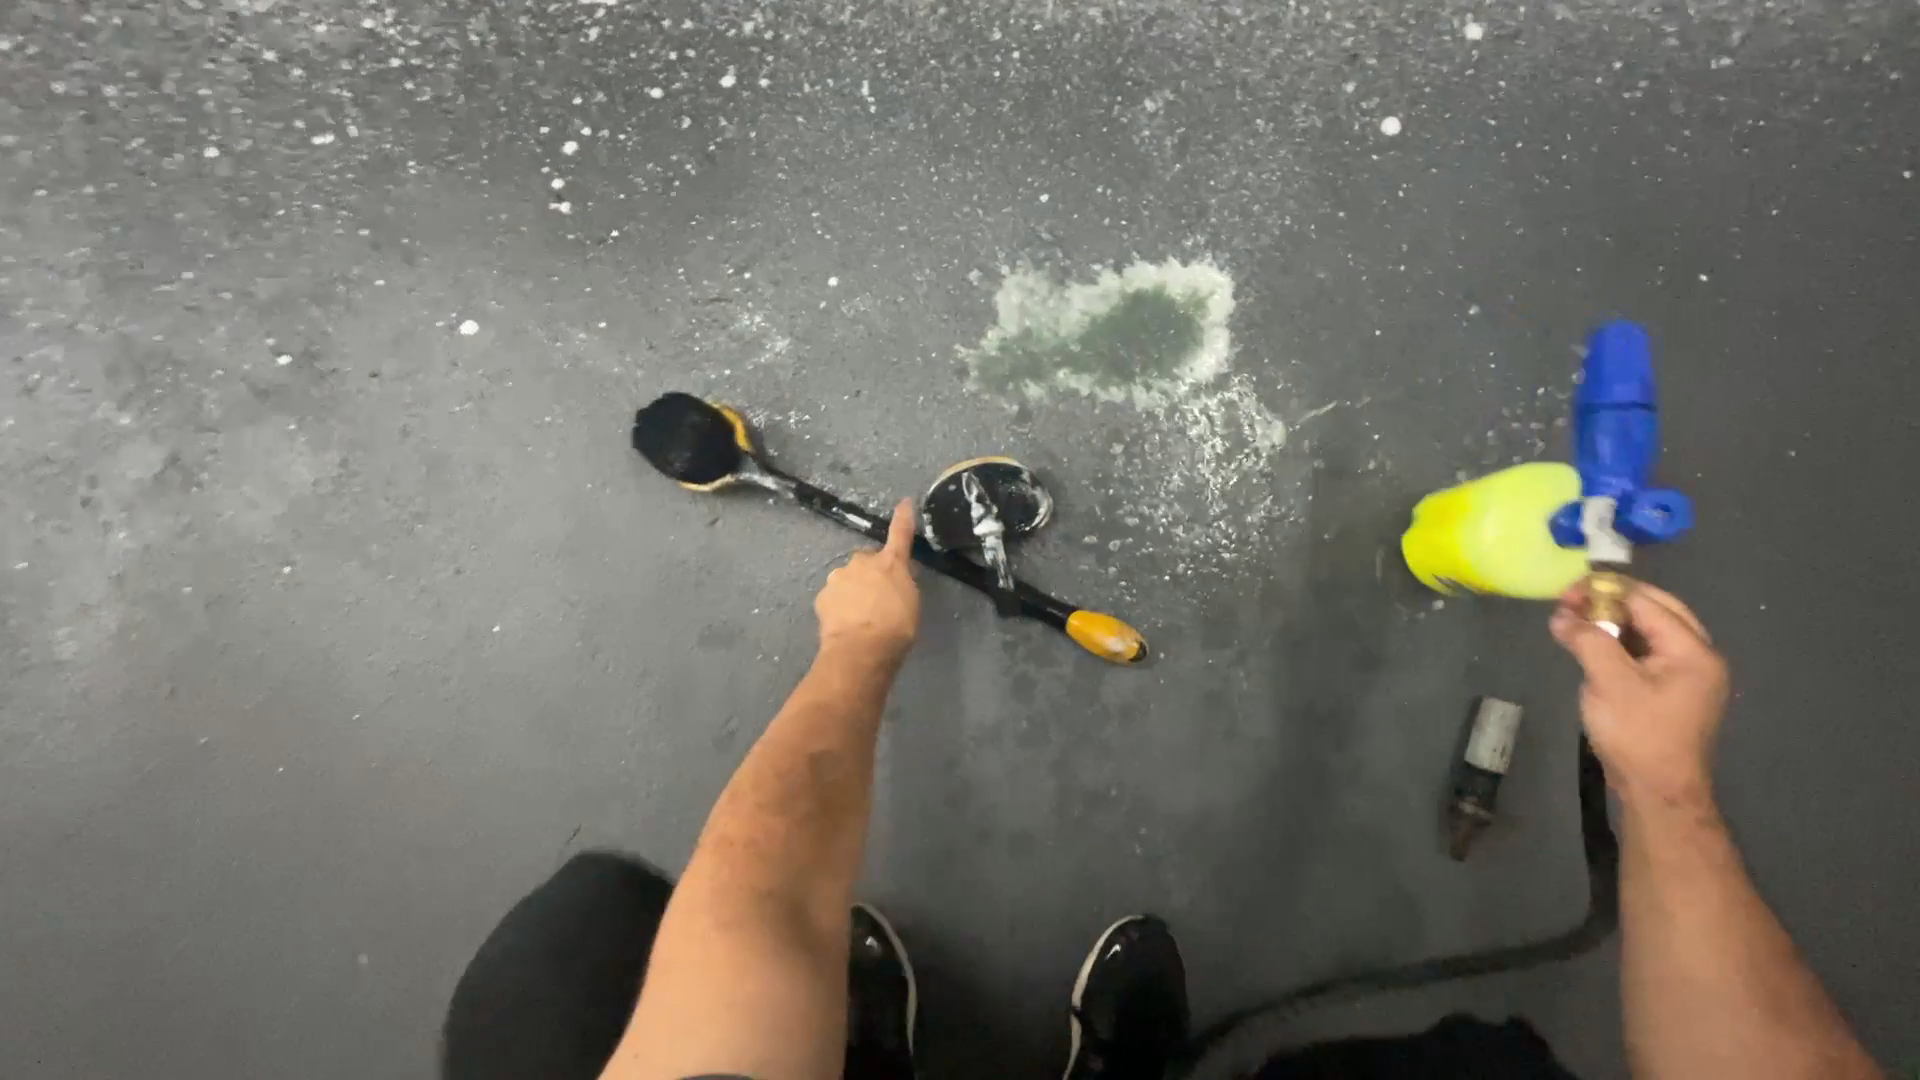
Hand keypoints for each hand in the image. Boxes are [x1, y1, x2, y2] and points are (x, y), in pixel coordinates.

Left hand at [814, 499, 920, 665]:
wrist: (861, 650)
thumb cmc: (896, 628)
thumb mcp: (911, 603)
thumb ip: (903, 583)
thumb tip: (896, 576)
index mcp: (890, 563)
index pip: (900, 534)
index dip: (903, 518)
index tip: (904, 502)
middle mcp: (862, 562)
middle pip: (868, 562)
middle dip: (872, 574)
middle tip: (880, 598)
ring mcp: (839, 578)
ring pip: (848, 579)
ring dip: (855, 591)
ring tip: (862, 617)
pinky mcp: (823, 597)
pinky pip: (835, 597)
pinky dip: (840, 607)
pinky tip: (846, 624)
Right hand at [1550, 581, 1730, 809]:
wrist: (1657, 787)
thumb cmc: (1637, 732)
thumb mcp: (1608, 682)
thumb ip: (1587, 640)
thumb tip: (1561, 616)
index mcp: (1693, 652)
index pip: (1649, 604)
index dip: (1607, 591)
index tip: (1566, 592)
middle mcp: (1697, 657)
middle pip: (1656, 611)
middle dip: (1612, 600)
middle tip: (1571, 601)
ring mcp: (1686, 675)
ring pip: (1649, 630)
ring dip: (1612, 620)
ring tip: (1574, 620)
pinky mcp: (1669, 689)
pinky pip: (1644, 651)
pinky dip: (1617, 640)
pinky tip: (1591, 644)